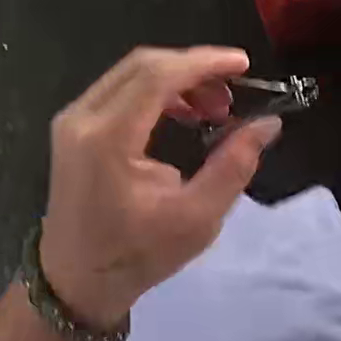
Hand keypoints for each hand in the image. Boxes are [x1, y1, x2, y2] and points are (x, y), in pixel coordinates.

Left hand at [39, 46, 282, 328]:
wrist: (75, 277)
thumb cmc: (135, 254)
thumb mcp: (195, 220)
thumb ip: (233, 166)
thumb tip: (267, 123)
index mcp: (106, 138)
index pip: (155, 76)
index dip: (201, 62)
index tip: (242, 62)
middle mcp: (82, 115)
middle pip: (142, 65)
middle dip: (192, 68)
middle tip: (232, 93)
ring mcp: (73, 114)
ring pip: (130, 72)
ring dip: (175, 78)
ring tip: (213, 107)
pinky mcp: (74, 120)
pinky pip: (119, 87)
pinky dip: (154, 89)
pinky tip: (183, 111)